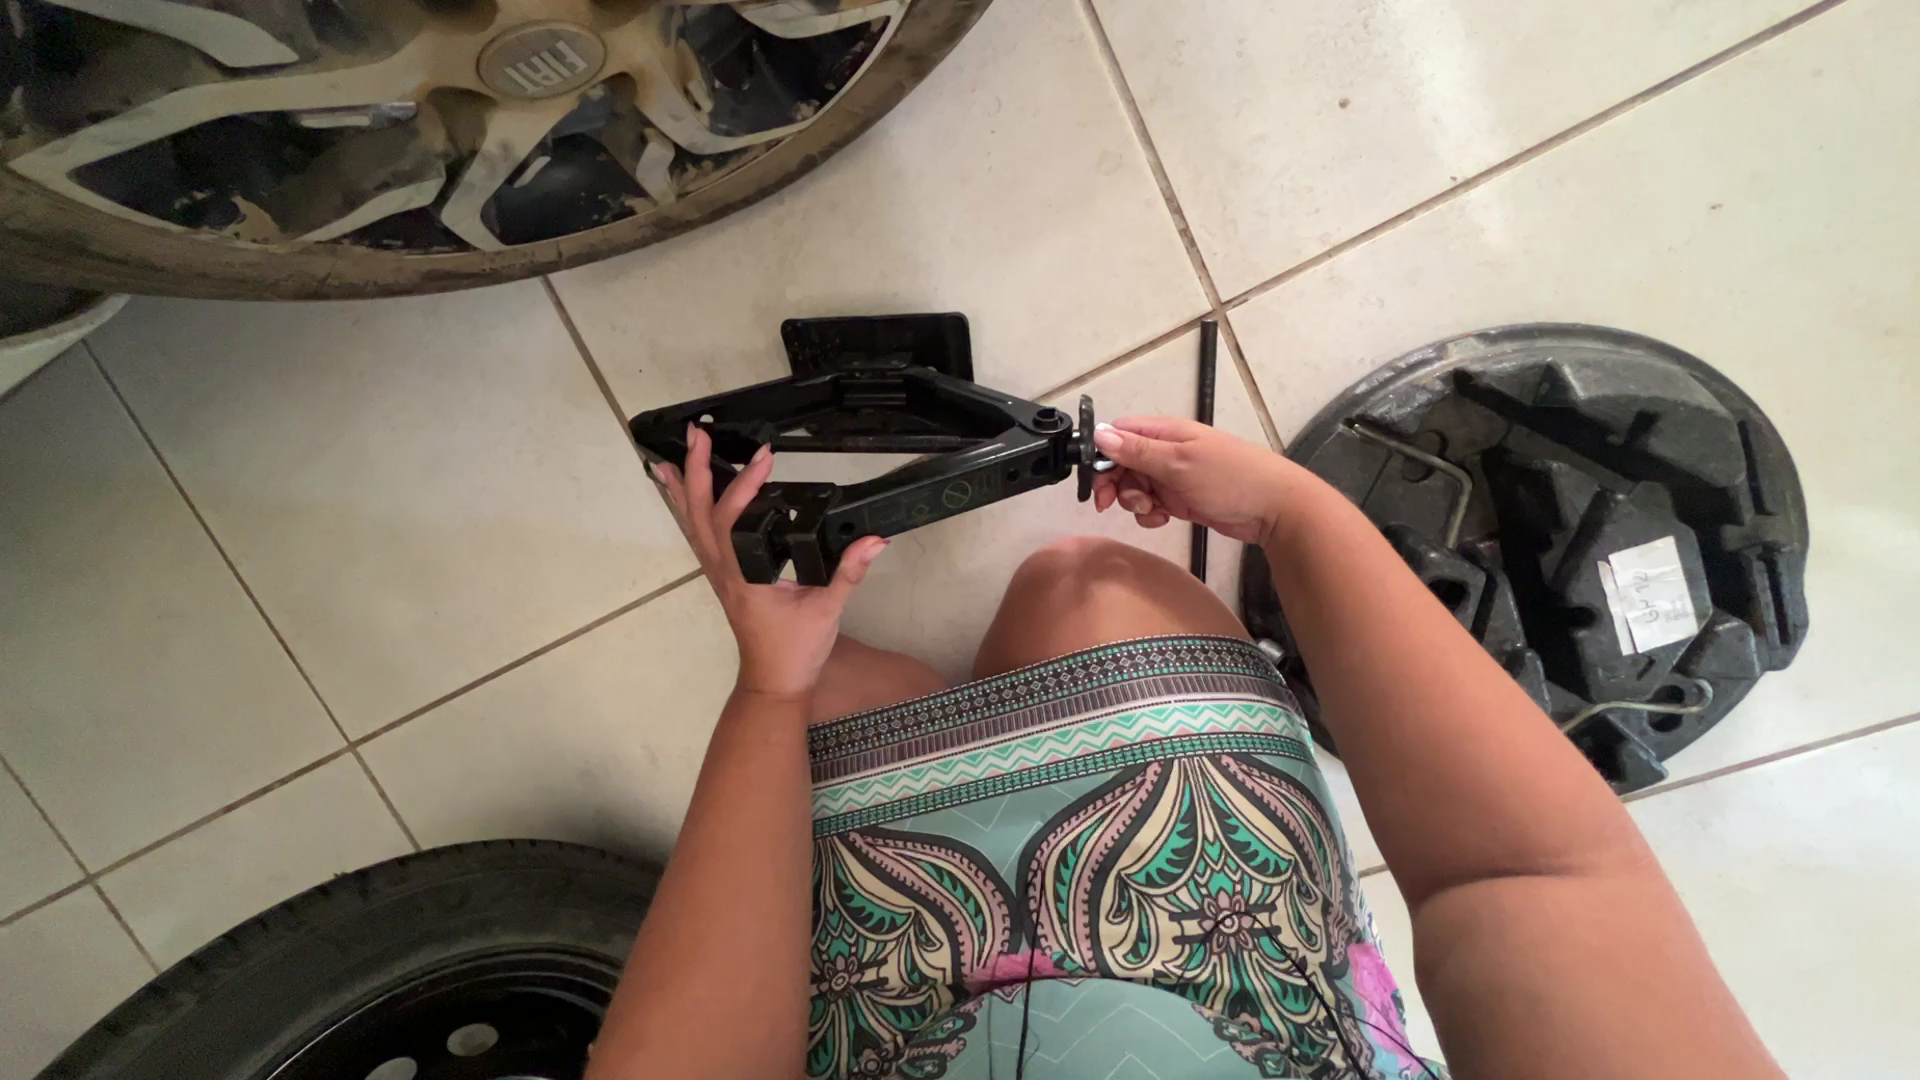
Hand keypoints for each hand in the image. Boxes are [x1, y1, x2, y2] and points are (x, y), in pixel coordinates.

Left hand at [653, 425, 887, 701]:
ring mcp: (719, 574)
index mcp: (745, 576)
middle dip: (696, 472)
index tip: (765, 457)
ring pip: (692, 525)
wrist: (774, 682)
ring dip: (682, 488)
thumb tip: (876, 539)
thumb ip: (849, 572)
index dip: (744, 487)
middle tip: (697, 434)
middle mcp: (723, 571)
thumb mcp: (828, 610)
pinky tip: (684, 493)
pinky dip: (689, 509)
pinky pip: (700, 536)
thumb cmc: (796, 649)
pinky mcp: (724, 577)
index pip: (733, 522)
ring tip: (672, 453)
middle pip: (699, 515)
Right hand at [1090, 417, 1303, 544]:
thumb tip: (1099, 434)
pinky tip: (1162, 519)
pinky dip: (1150, 513)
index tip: (1097, 480)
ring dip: (1134, 502)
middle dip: (1116, 484)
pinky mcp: (1181, 499)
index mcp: (1166, 433)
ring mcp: (1174, 476)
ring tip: (1152, 511)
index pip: (1120, 434)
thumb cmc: (1229, 478)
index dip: (1104, 455)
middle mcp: (1167, 451)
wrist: (1274, 508)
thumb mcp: (1178, 463)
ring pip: (1136, 487)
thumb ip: (1137, 451)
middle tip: (1110, 505)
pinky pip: (1152, 504)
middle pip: (1124, 463)